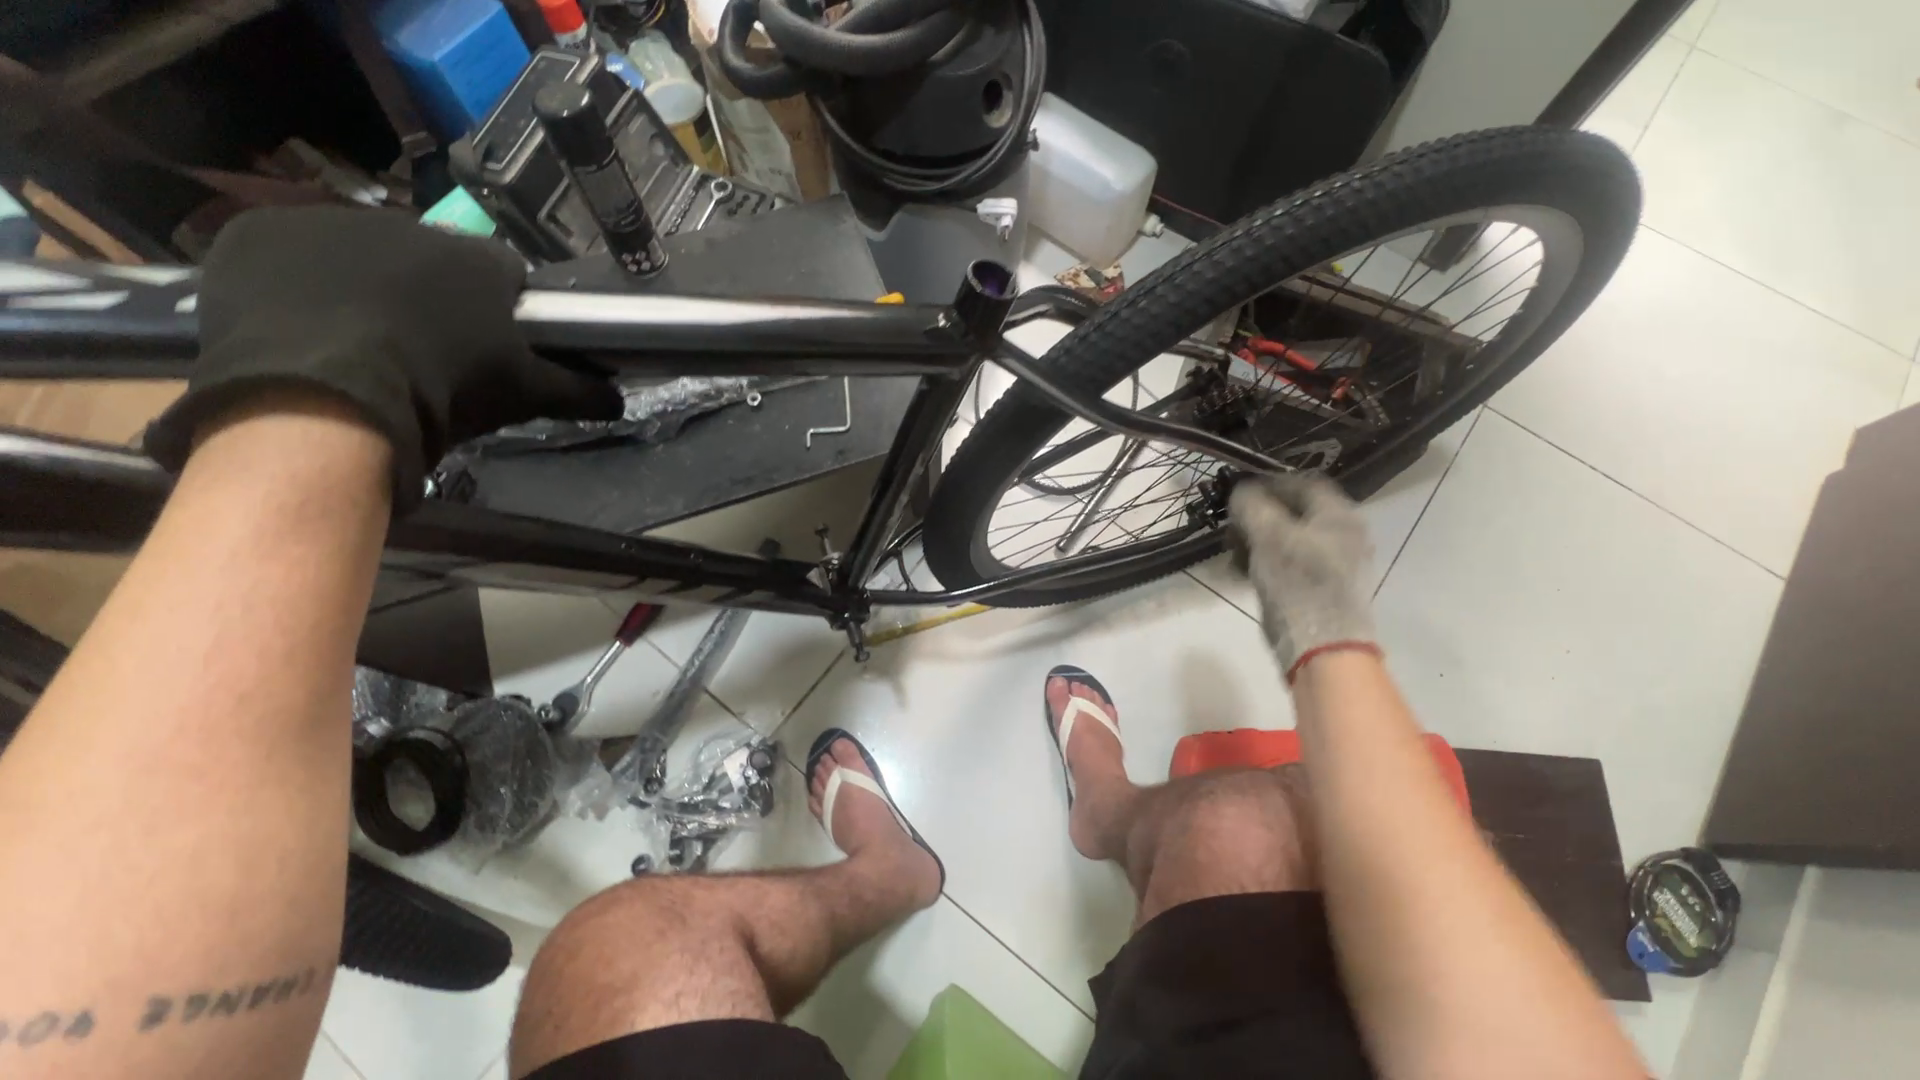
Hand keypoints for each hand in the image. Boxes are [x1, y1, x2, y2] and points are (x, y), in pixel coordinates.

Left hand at [144, 207, 622, 510]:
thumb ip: (573, 391)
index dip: (500, 309)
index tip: (486, 346)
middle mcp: (414, 227)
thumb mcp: (517, 397)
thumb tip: (622, 401)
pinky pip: (290, 255)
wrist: (323, 400)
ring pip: (360, 255)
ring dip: (363, 288)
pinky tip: (296, 328)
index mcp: (481, 263)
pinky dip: (297, 285)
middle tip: (418, 353)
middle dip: (429, 296)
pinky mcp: (262, 233)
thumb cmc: (441, 394)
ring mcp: (332, 223)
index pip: (505, 274)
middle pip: (431, 262)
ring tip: (351, 345)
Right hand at [1228, 473, 1376, 675]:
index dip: (1269, 483)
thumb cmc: (1298, 583)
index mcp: (1339, 516)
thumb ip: (1252, 505)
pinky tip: (1245, 572)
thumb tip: (1240, 491)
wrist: (1322, 646)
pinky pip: (1292, 564)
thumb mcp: (1268, 536)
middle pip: (1296, 513)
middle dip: (1259, 517)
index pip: (1304, 483)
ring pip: (1291, 540)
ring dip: (1259, 541)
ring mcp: (1337, 565)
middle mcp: (1344, 535)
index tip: (1239, 493)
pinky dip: (1268, 562)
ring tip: (1233, 553)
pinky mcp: (1324, 589)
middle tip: (1232, 526)